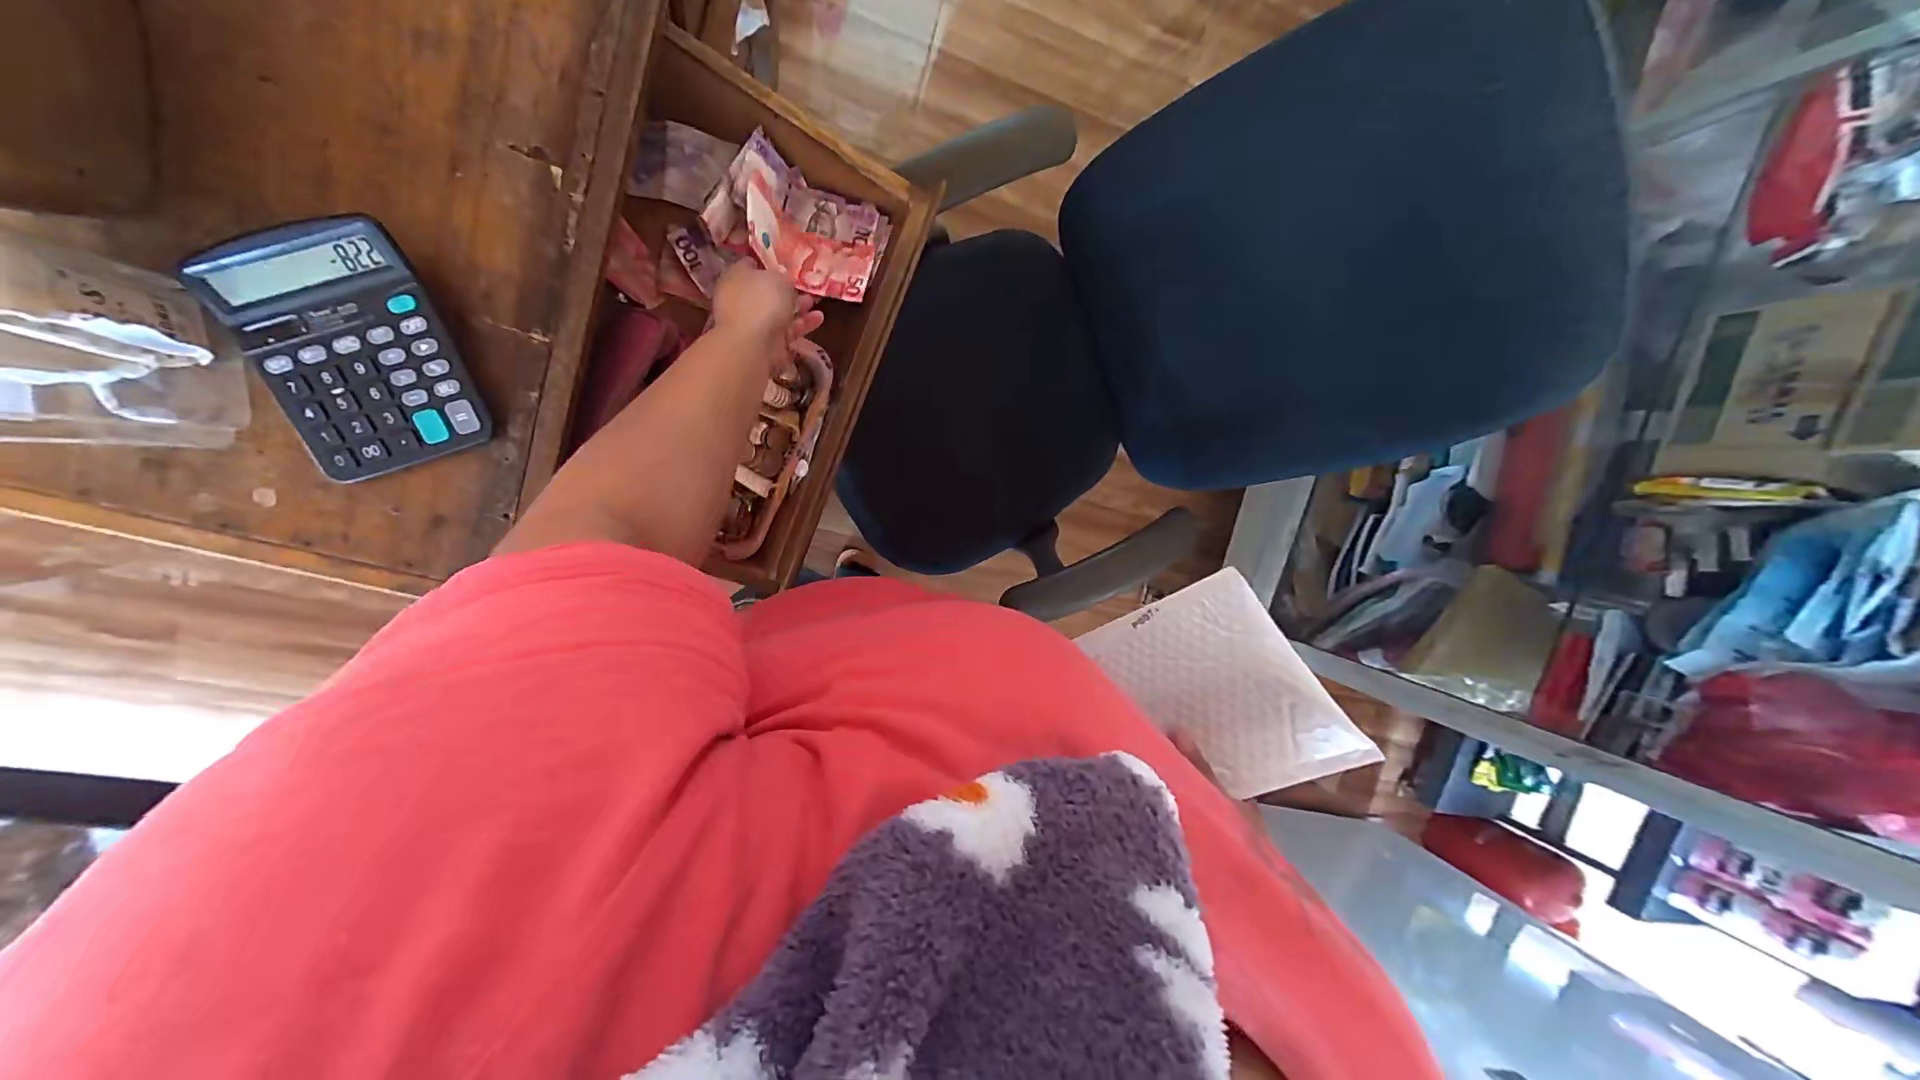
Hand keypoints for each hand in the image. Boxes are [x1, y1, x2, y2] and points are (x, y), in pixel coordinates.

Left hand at [712, 264, 824, 352]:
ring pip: (779, 313)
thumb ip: (781, 274)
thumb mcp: (776, 277)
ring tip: (814, 301)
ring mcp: (754, 324)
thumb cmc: (761, 301)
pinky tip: (818, 319)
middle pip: (766, 292)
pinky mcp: (768, 343)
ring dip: (798, 307)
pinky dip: (802, 325)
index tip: (786, 265)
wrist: (754, 344)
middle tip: (805, 285)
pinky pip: (787, 331)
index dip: (768, 265)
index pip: (750, 266)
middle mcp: (741, 300)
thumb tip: (780, 274)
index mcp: (736, 278)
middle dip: (787, 290)